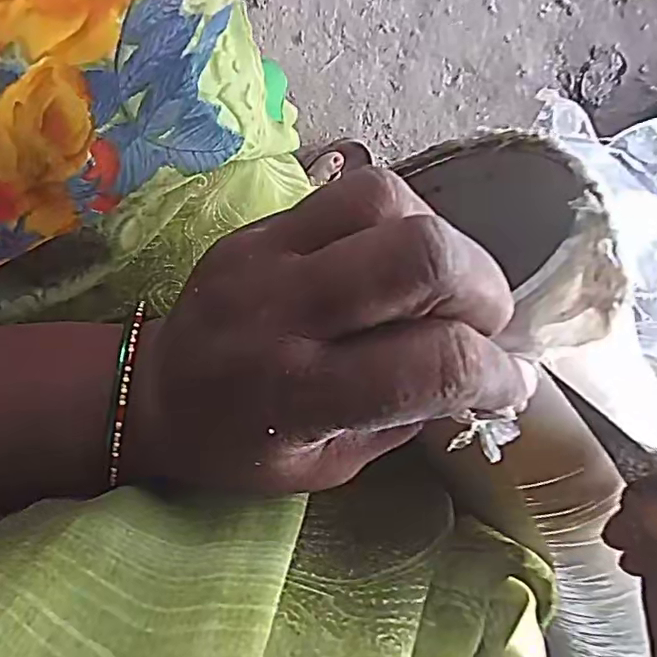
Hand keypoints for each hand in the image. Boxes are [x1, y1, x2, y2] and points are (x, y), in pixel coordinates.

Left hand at [125, 167, 536, 492]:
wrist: (150, 390)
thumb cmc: (237, 445)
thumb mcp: (323, 467)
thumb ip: (402, 418)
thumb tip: (479, 372)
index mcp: (299, 392)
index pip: (430, 361)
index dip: (493, 371)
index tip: (506, 382)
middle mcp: (284, 311)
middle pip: (420, 257)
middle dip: (480, 289)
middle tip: (478, 323)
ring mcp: (266, 254)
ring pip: (385, 200)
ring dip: (439, 238)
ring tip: (437, 283)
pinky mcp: (258, 225)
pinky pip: (349, 189)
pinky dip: (396, 216)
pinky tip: (393, 253)